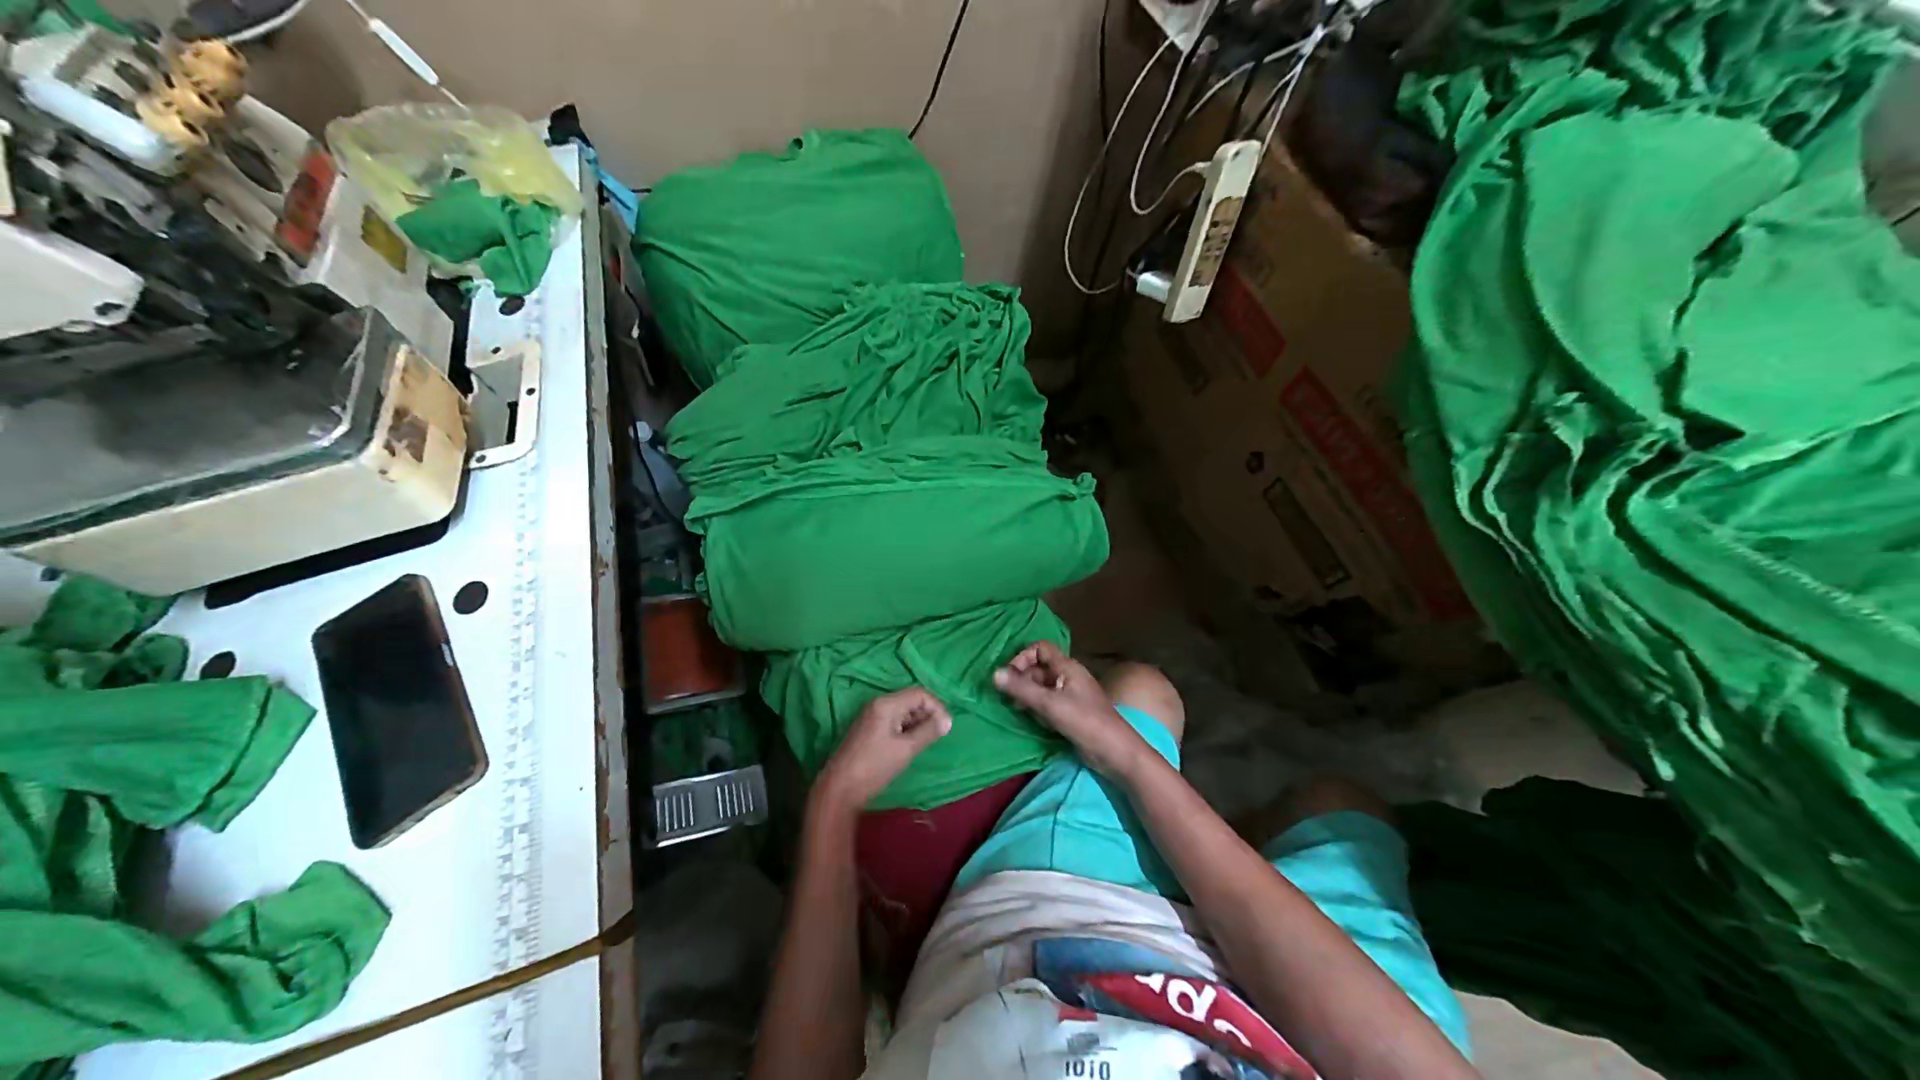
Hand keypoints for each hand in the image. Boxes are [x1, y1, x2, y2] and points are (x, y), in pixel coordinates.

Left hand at [814, 687, 952, 811]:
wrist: (840, 788)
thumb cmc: (874, 767)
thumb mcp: (906, 749)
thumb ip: (928, 731)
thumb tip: (947, 721)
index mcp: (886, 704)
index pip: (920, 693)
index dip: (937, 707)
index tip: (946, 728)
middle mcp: (878, 704)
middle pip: (911, 699)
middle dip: (928, 714)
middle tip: (938, 735)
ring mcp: (871, 715)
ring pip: (903, 710)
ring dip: (918, 722)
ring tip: (925, 742)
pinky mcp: (868, 728)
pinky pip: (893, 720)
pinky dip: (906, 728)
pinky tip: (910, 745)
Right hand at [993, 642, 1154, 778]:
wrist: (1116, 753)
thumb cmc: (1086, 722)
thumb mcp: (1051, 705)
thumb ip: (1022, 689)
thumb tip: (994, 673)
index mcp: (1067, 667)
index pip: (1040, 649)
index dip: (1023, 658)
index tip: (1010, 676)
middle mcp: (1068, 677)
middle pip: (1038, 668)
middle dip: (1021, 679)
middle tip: (1007, 696)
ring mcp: (1070, 696)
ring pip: (1041, 687)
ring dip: (1027, 695)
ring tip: (1016, 709)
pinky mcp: (1070, 713)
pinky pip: (1047, 703)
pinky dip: (1037, 708)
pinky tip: (1031, 720)